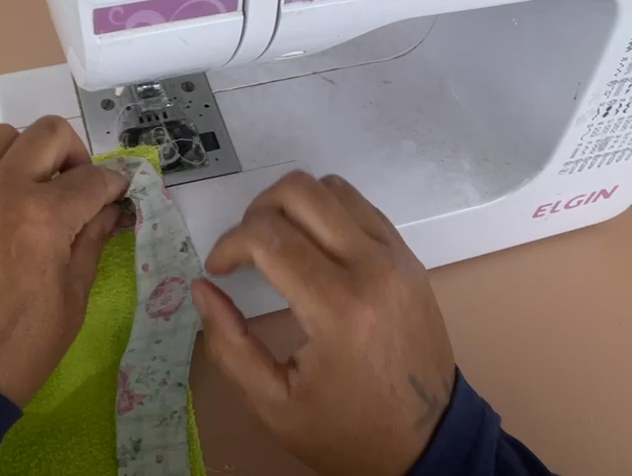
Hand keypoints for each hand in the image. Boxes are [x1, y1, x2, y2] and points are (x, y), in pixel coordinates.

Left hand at [0, 116, 128, 406]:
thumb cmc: (10, 353)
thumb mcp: (69, 305)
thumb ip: (91, 244)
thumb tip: (107, 209)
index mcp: (45, 218)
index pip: (95, 179)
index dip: (114, 184)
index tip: (115, 194)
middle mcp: (3, 188)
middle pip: (51, 133)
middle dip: (74, 154)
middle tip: (74, 185)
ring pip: (1, 134)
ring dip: (24, 154)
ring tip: (25, 186)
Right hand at [192, 172, 456, 475]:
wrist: (430, 444)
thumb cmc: (348, 430)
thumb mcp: (275, 404)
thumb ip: (228, 345)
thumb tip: (202, 287)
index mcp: (337, 309)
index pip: (268, 237)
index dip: (230, 243)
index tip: (218, 268)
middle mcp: (370, 268)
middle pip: (298, 192)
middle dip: (257, 211)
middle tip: (246, 249)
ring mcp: (395, 255)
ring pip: (329, 186)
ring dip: (292, 204)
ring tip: (278, 242)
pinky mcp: (406, 253)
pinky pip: (357, 203)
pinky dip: (325, 209)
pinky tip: (313, 244)